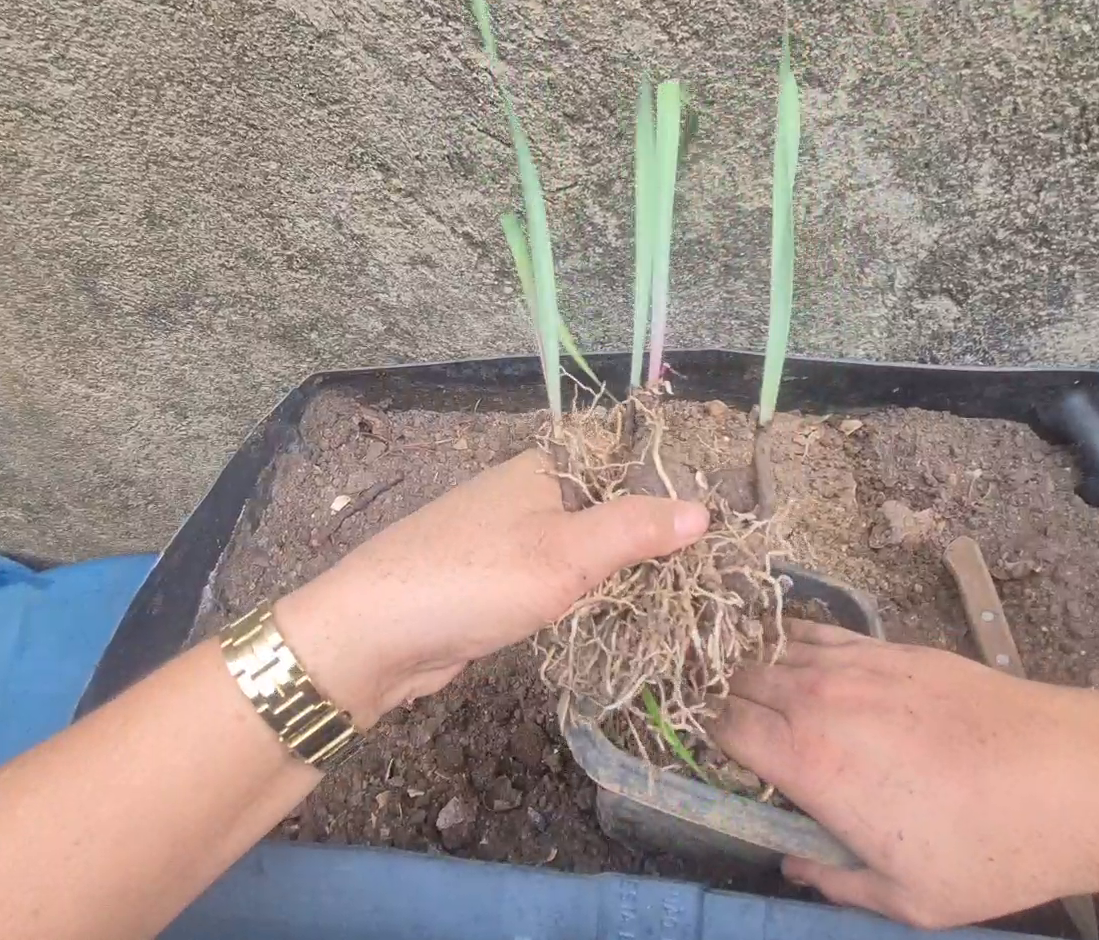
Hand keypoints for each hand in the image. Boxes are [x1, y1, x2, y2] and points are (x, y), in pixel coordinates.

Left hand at [274, 448, 708, 725]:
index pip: (628, 462)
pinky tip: (620, 615)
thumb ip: (634, 529)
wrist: (373, 635)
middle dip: (654, 538)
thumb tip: (704, 510)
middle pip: (611, 505)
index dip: (674, 487)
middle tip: (713, 576)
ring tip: (682, 599)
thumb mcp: (565, 554)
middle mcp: (531, 493)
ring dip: (623, 570)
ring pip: (587, 546)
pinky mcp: (501, 580)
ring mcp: (513, 538)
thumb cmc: (473, 579)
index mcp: (547, 468)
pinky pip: (561, 578)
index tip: (724, 527)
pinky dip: (590, 593)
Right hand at [713, 622, 1098, 928]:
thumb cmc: (988, 847)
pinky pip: (816, 631)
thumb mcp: (910, 898)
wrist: (1068, 775)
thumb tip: (791, 861)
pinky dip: (795, 642)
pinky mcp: (885, 645)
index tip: (729, 755)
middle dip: (732, 701)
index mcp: (807, 761)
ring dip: (760, 671)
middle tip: (750, 728)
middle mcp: (814, 700)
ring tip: (772, 691)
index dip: (715, 738)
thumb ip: (834, 880)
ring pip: (773, 652)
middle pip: (741, 682)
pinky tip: (804, 656)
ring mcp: (850, 664)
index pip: (725, 726)